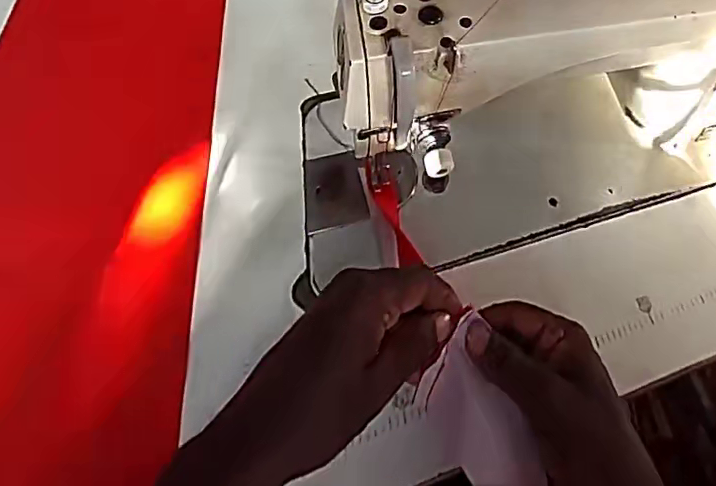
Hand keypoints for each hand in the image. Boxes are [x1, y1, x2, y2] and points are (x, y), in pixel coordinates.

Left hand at [159, 266, 461, 485]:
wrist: (257, 436)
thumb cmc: (305, 415)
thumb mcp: (379, 383)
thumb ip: (416, 344)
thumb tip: (439, 322)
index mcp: (366, 295)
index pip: (422, 279)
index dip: (446, 299)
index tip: (458, 317)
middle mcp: (347, 287)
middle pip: (403, 283)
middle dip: (426, 311)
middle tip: (439, 343)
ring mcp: (331, 298)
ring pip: (385, 294)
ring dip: (404, 319)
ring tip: (414, 358)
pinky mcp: (320, 313)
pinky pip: (364, 305)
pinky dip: (382, 324)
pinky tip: (385, 357)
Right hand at [467, 301, 660, 485]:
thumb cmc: (606, 449)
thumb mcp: (551, 398)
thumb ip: (512, 364)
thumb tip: (477, 334)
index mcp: (564, 341)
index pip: (515, 315)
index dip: (484, 320)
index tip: (455, 330)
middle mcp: (552, 360)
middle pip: (504, 344)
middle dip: (478, 353)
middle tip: (450, 359)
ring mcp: (543, 390)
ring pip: (500, 374)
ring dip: (480, 381)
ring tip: (458, 386)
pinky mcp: (534, 418)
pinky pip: (502, 402)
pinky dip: (486, 406)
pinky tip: (473, 412)